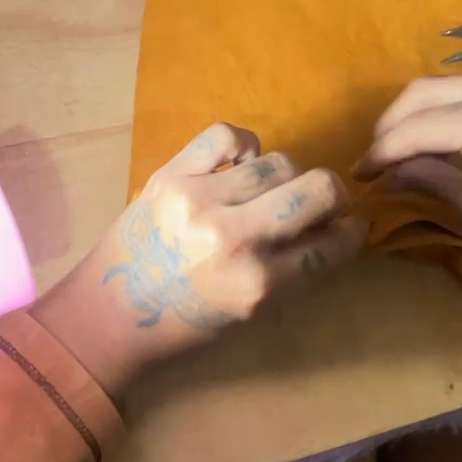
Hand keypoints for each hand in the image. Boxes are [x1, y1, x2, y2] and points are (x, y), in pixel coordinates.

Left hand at [34, 122, 365, 396]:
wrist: (109, 314)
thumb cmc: (186, 325)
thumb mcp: (251, 314)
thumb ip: (295, 271)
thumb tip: (337, 228)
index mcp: (258, 286)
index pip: (332, 245)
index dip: (352, 233)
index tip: (351, 226)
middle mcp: (234, 238)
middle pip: (317, 189)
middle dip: (333, 196)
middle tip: (320, 203)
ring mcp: (200, 200)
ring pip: (278, 161)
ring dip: (285, 177)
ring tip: (267, 191)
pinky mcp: (170, 175)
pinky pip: (227, 136)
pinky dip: (244, 147)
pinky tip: (240, 165)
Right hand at [354, 71, 461, 293]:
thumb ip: (435, 180)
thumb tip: (388, 171)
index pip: (420, 125)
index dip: (384, 150)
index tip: (360, 175)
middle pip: (426, 90)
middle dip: (393, 125)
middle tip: (375, 162)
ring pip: (447, 86)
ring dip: (418, 116)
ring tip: (398, 154)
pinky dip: (446, 112)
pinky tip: (434, 141)